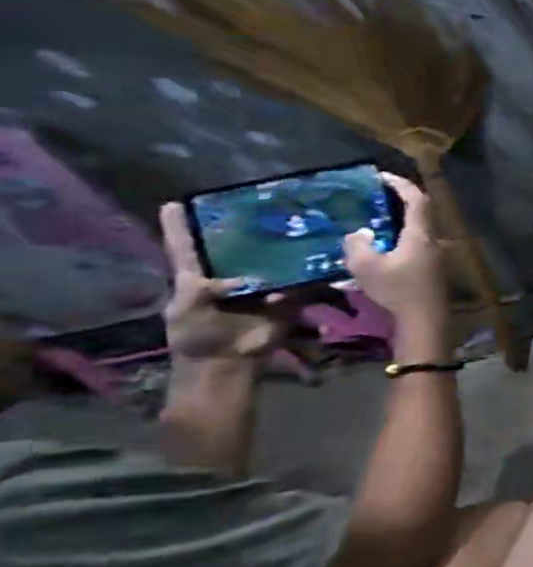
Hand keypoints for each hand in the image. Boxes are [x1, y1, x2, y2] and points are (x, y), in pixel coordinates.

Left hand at [159, 202, 294, 360]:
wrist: (228, 362)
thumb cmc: (196, 336)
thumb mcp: (185, 311)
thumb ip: (201, 291)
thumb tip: (242, 279)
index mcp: (197, 278)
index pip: (186, 248)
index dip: (179, 226)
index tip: (174, 203)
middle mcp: (232, 277)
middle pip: (237, 249)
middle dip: (247, 230)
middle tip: (260, 208)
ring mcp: (262, 288)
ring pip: (273, 264)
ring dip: (286, 251)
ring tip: (302, 229)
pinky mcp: (288, 300)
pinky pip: (301, 285)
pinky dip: (309, 277)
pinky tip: (322, 262)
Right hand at [342, 173, 445, 326]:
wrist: (425, 319)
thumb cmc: (397, 290)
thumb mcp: (365, 266)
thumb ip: (357, 244)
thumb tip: (359, 233)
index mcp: (421, 235)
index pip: (418, 200)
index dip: (402, 184)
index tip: (382, 175)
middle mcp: (434, 241)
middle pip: (420, 213)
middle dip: (397, 201)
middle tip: (372, 196)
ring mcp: (436, 255)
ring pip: (418, 230)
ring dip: (397, 221)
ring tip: (371, 218)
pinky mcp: (433, 268)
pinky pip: (416, 244)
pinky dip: (400, 237)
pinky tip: (381, 244)